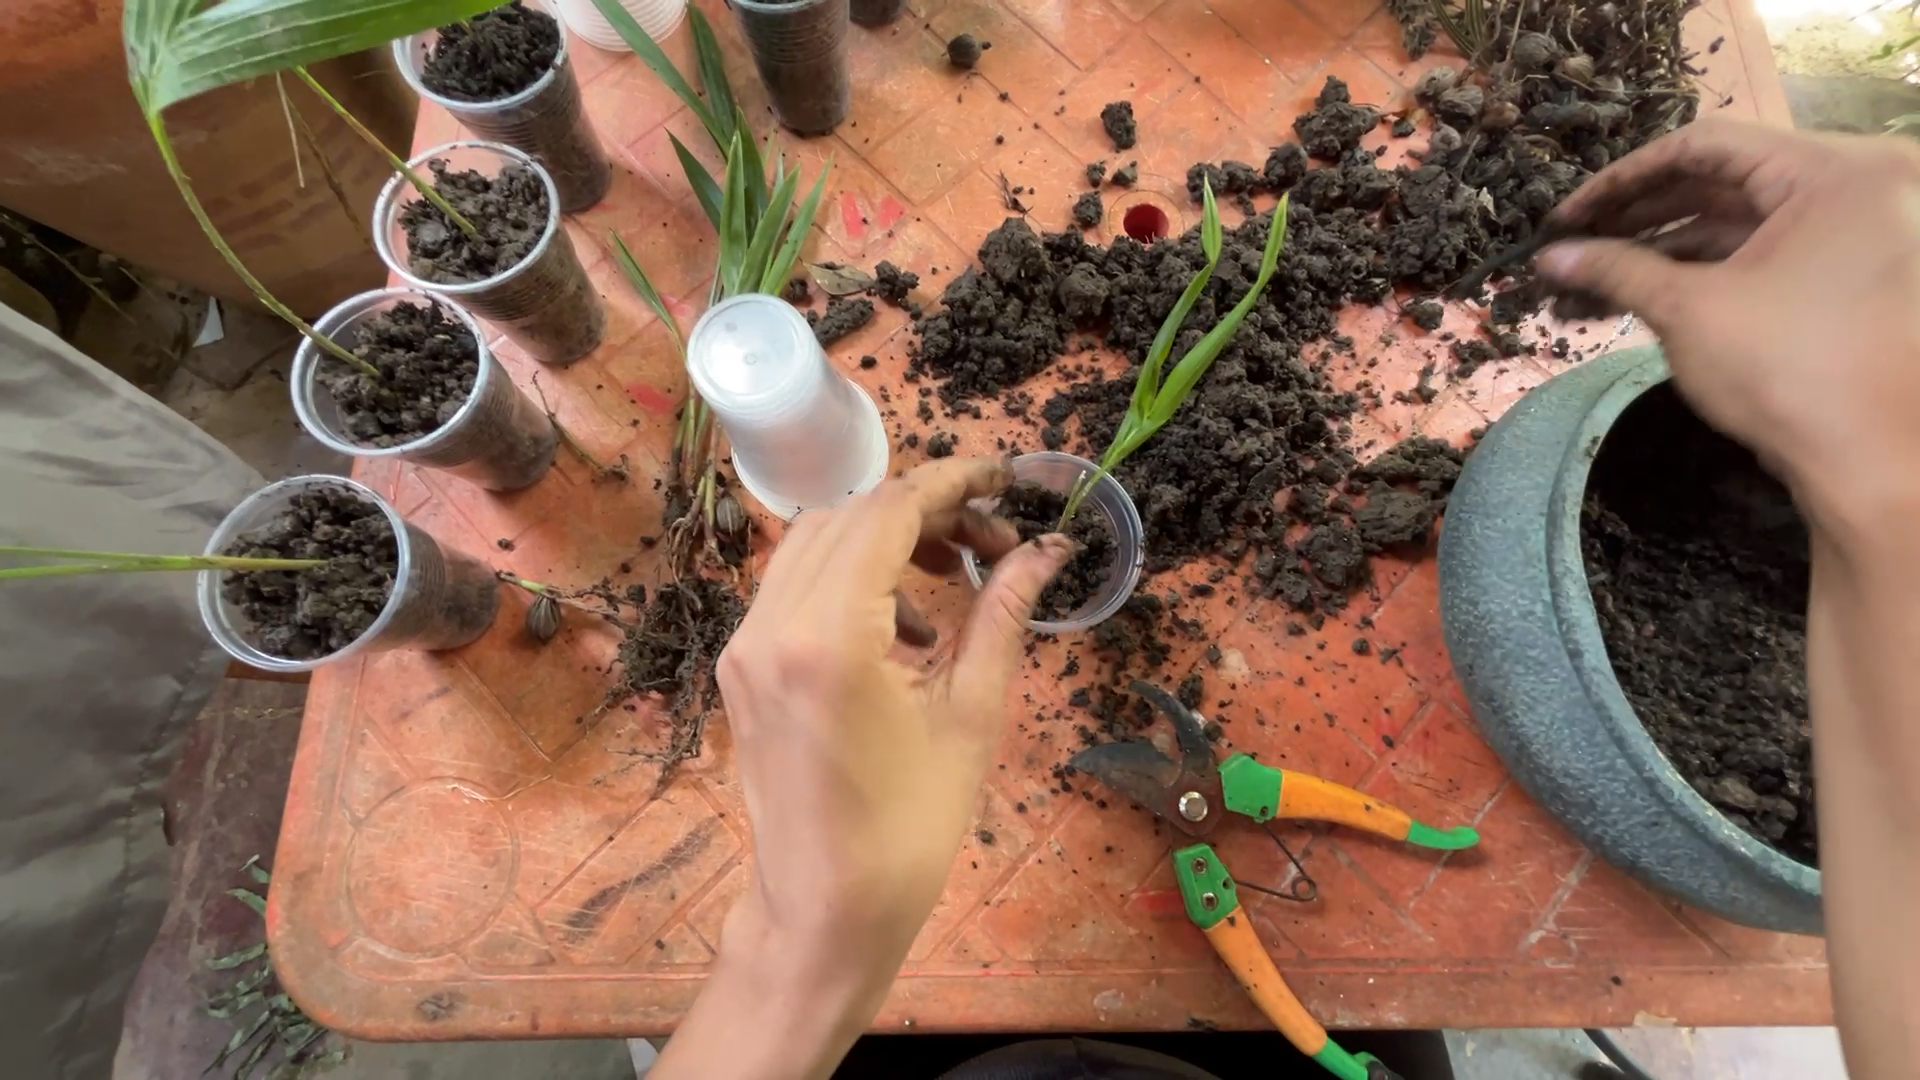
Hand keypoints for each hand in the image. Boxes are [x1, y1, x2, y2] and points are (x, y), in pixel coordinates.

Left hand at [653, 459, 1069, 1079]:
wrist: (822, 914)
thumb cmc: (910, 830)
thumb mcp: (972, 716)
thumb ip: (1004, 614)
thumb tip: (1047, 549)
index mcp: (828, 637)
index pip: (889, 512)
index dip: (953, 481)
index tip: (1004, 480)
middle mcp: (770, 624)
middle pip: (851, 514)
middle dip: (928, 510)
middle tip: (990, 539)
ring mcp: (745, 642)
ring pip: (818, 540)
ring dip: (888, 538)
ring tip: (952, 577)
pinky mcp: (742, 662)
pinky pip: (797, 583)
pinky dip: (854, 576)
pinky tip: (904, 627)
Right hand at [1536, 119, 1919, 540]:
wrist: (1866, 445)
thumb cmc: (1781, 365)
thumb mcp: (1686, 308)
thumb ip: (1614, 270)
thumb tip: (1547, 257)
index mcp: (1836, 173)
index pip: (1706, 146)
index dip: (1622, 178)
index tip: (1565, 216)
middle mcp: (1854, 184)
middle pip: (1719, 178)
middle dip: (1633, 213)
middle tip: (1568, 244)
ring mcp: (1849, 226)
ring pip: (1729, 217)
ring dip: (1652, 245)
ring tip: (1585, 276)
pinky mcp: (1835, 265)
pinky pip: (1750, 247)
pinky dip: (1689, 264)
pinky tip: (1629, 290)